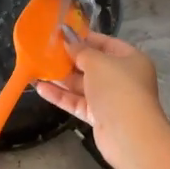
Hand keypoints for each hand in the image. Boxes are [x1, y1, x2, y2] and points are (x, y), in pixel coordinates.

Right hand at [35, 31, 169, 168]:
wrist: (128, 134)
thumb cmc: (117, 88)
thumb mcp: (97, 62)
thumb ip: (80, 50)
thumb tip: (67, 37)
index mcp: (131, 59)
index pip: (106, 43)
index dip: (85, 38)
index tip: (62, 34)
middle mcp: (123, 78)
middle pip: (93, 65)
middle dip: (70, 59)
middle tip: (45, 51)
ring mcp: (111, 99)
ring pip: (83, 85)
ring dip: (62, 78)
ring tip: (38, 68)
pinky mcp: (99, 117)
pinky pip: (78, 102)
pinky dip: (61, 96)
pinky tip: (41, 88)